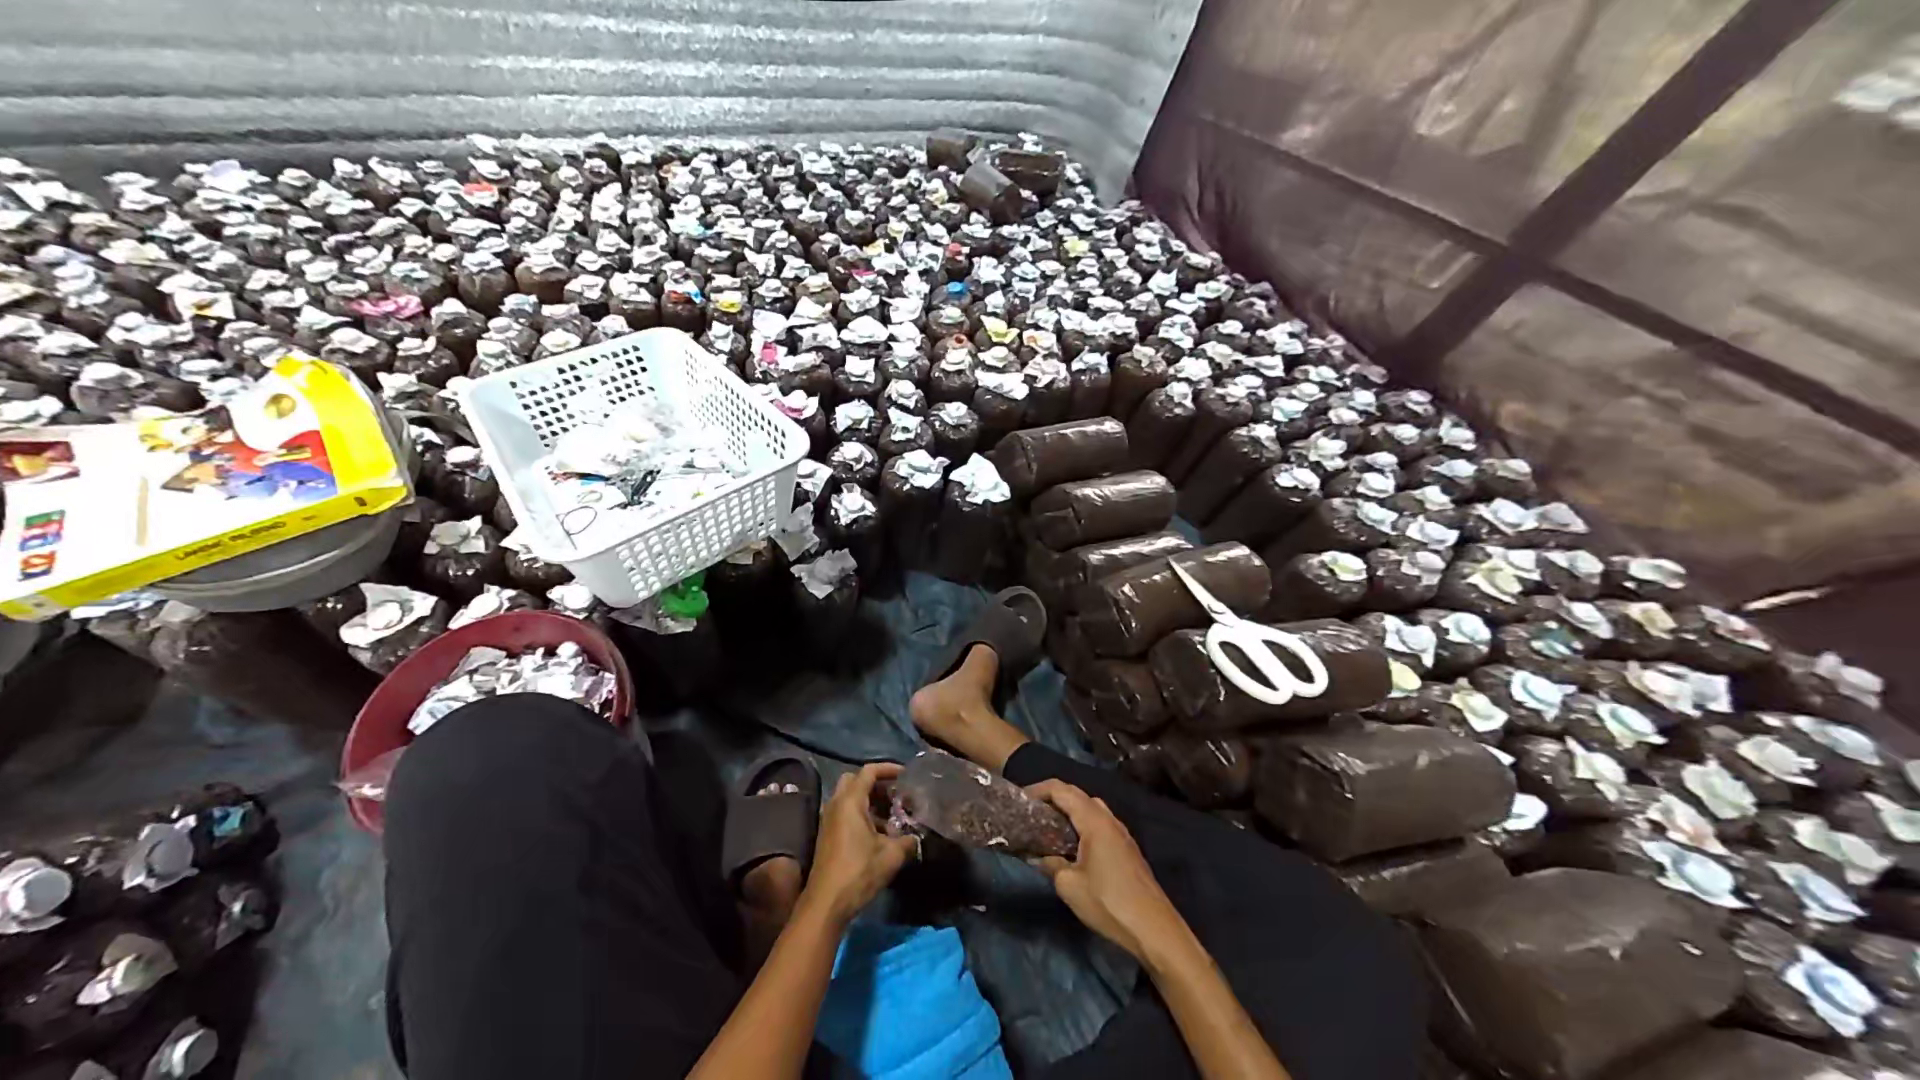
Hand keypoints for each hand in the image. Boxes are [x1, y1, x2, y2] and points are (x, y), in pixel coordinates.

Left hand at [803, 763, 918, 925]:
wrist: (827, 903)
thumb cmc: (859, 872)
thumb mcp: (892, 855)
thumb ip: (908, 841)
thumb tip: (917, 837)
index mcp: (850, 801)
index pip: (869, 771)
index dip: (889, 769)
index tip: (906, 775)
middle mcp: (836, 804)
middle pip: (856, 780)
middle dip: (877, 784)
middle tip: (896, 795)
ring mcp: (829, 820)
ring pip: (850, 798)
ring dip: (870, 802)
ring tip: (894, 817)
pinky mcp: (827, 835)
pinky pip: (846, 813)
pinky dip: (862, 815)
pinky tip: (880, 834)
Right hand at [1028, 780, 1189, 964]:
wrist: (1154, 929)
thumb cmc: (1109, 903)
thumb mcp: (1069, 886)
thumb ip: (1050, 865)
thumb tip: (1038, 856)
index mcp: (1094, 821)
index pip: (1062, 790)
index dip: (1038, 789)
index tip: (1019, 799)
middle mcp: (1109, 820)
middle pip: (1077, 795)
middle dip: (1053, 797)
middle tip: (1031, 812)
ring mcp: (1122, 833)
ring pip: (1091, 809)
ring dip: (1069, 811)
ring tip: (1048, 827)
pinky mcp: (1127, 849)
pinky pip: (1100, 824)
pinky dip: (1082, 824)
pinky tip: (1072, 845)